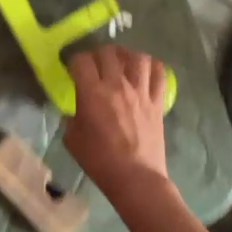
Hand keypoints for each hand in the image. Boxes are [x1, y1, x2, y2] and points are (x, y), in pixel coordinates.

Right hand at [64, 47, 170, 195]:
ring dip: (127, 55)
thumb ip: (71, 118)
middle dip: (98, 54)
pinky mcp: (157, 103)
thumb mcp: (72, 138)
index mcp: (92, 93)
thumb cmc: (99, 160)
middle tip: (95, 64)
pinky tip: (144, 71)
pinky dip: (152, 67)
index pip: (81, 60)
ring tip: (121, 61)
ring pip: (137, 58)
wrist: (135, 179)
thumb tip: (76, 111)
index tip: (73, 70)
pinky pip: (159, 75)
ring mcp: (140, 93)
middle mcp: (117, 86)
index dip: (74, 61)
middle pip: (108, 52)